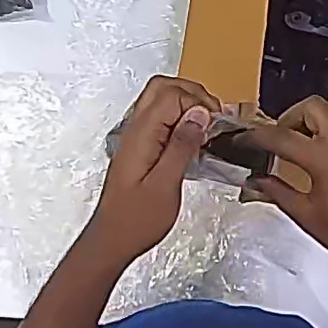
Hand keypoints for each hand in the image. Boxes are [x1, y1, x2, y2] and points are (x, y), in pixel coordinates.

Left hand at [79, 76, 220, 265]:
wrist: (113, 240)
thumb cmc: (137, 220)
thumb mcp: (166, 184)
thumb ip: (182, 146)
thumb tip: (199, 115)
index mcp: (140, 136)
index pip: (171, 95)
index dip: (198, 103)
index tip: (215, 124)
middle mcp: (135, 130)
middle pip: (162, 87)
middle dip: (193, 94)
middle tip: (213, 116)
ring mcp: (136, 137)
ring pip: (161, 100)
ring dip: (187, 104)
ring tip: (208, 125)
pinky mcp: (140, 148)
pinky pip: (161, 119)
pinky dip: (180, 119)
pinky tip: (194, 138)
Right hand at [243, 97, 327, 269]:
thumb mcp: (305, 214)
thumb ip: (277, 192)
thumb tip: (258, 182)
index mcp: (325, 159)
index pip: (281, 136)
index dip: (256, 136)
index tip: (246, 139)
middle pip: (312, 106)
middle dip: (290, 117)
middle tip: (280, 137)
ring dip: (316, 118)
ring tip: (304, 141)